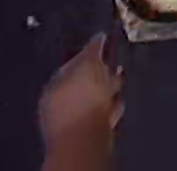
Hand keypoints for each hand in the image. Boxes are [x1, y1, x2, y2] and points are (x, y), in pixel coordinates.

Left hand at [38, 34, 123, 167]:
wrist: (85, 140)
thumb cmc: (84, 98)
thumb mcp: (89, 64)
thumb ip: (93, 48)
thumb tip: (99, 35)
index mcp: (55, 83)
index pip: (73, 61)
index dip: (91, 52)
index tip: (107, 45)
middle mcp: (60, 100)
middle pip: (84, 80)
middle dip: (102, 71)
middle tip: (116, 62)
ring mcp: (72, 118)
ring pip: (94, 97)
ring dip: (108, 87)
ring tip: (122, 78)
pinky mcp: (87, 132)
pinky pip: (101, 112)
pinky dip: (110, 106)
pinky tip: (119, 101)